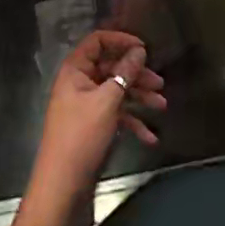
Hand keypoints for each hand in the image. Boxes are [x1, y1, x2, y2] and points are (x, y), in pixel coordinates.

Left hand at [30, 31, 165, 205]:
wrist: (62, 185)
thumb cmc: (82, 136)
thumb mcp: (107, 101)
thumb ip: (124, 73)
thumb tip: (138, 51)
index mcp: (75, 70)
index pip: (97, 41)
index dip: (120, 40)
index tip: (144, 49)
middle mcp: (78, 83)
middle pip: (110, 67)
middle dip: (136, 74)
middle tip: (160, 83)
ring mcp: (84, 105)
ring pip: (115, 91)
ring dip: (138, 97)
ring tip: (162, 106)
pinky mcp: (91, 125)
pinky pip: (114, 114)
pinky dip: (131, 121)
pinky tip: (150, 136)